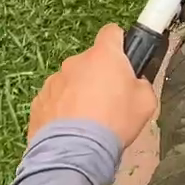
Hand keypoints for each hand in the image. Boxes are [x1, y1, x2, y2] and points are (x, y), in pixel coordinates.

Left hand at [27, 24, 156, 146]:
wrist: (75, 153)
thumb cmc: (114, 122)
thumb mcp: (146, 102)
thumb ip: (142, 84)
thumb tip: (135, 84)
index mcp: (104, 55)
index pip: (112, 32)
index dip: (120, 44)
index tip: (124, 59)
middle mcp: (75, 62)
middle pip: (91, 61)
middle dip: (99, 76)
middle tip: (110, 101)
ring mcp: (53, 81)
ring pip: (71, 81)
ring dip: (79, 93)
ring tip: (89, 121)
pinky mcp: (38, 102)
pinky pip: (55, 100)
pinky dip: (63, 110)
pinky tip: (72, 131)